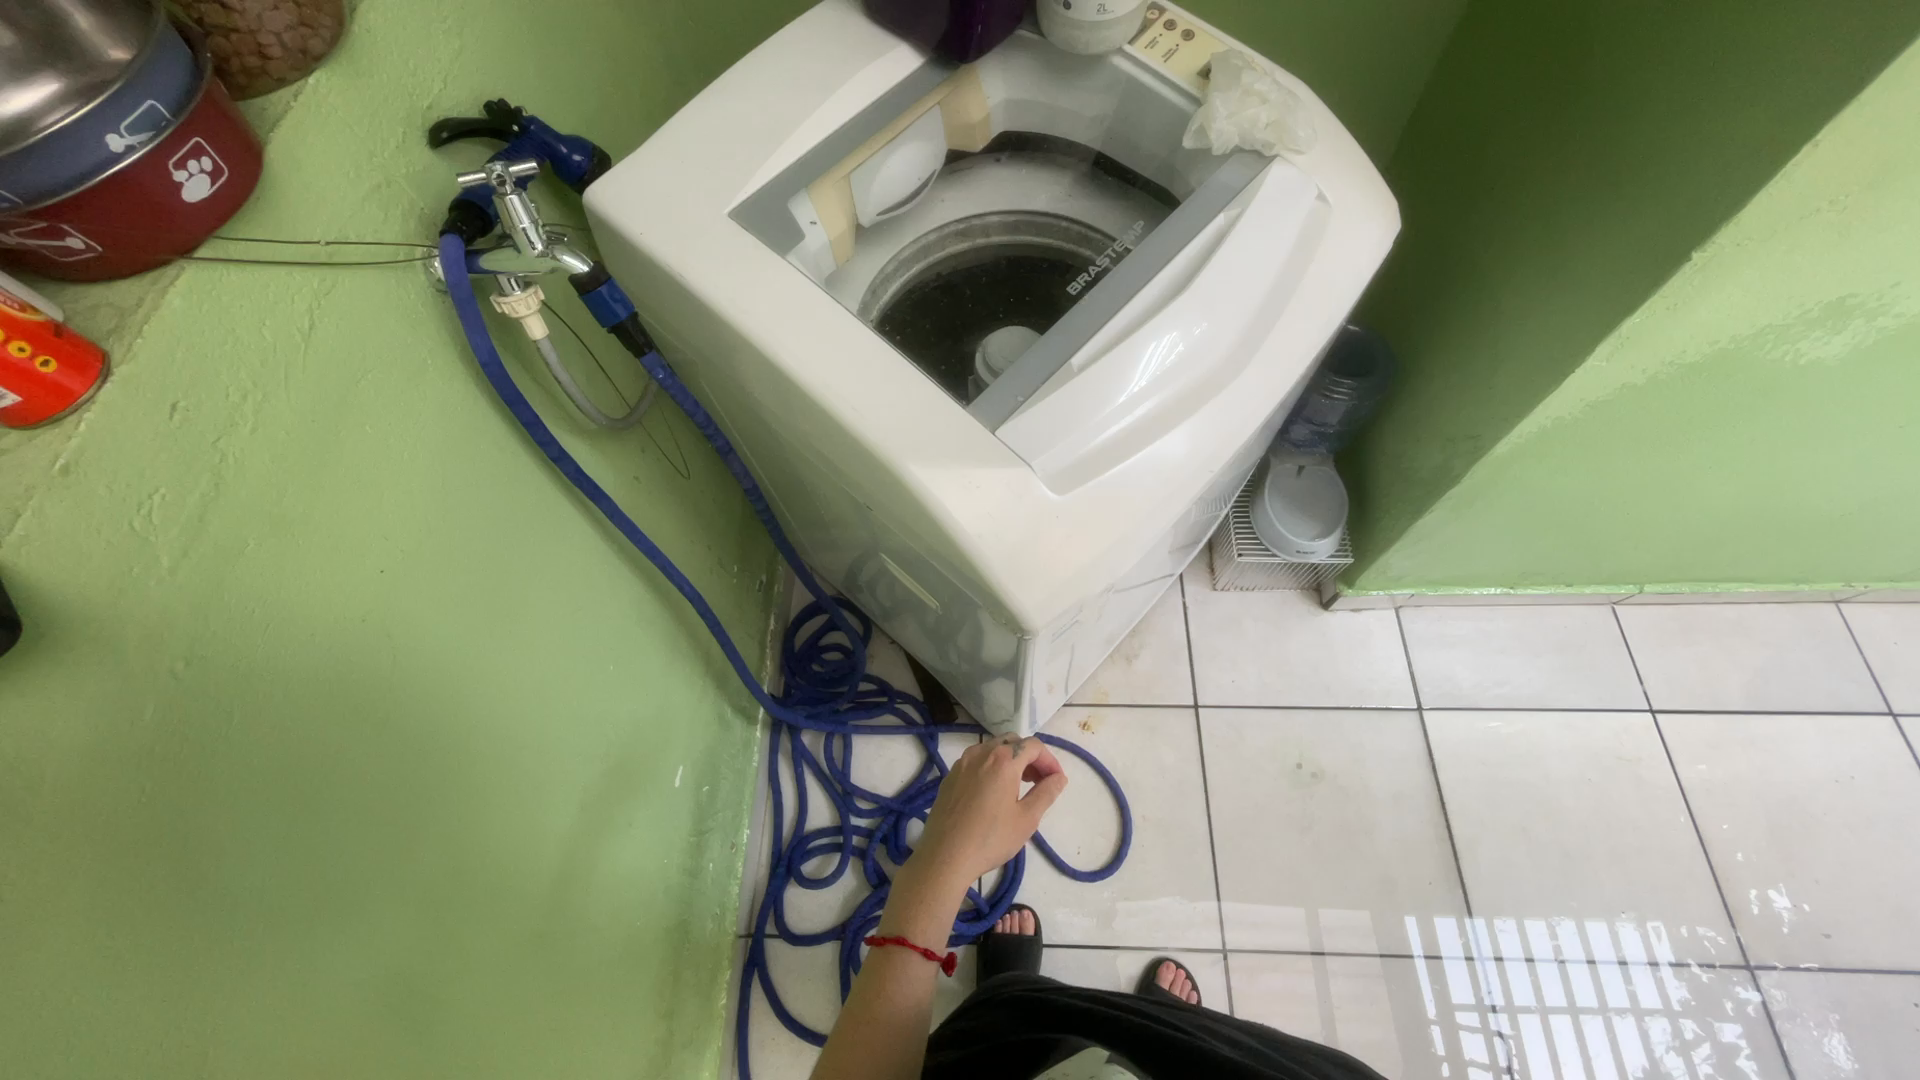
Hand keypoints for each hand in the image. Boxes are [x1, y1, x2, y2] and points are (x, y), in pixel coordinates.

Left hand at [911, 734, 1068, 888]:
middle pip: (1012, 742)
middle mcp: (981, 753)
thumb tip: (1059, 777)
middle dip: (1030, 757)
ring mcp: (962, 763)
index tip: (1056, 780)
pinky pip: (976, 761)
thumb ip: (1046, 793)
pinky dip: (991, 766)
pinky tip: (992, 792)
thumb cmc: (991, 838)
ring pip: (992, 749)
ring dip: (1010, 760)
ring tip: (1018, 787)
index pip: (1033, 746)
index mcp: (1003, 760)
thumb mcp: (1027, 818)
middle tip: (1039, 782)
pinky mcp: (950, 776)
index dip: (1049, 760)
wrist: (945, 856)